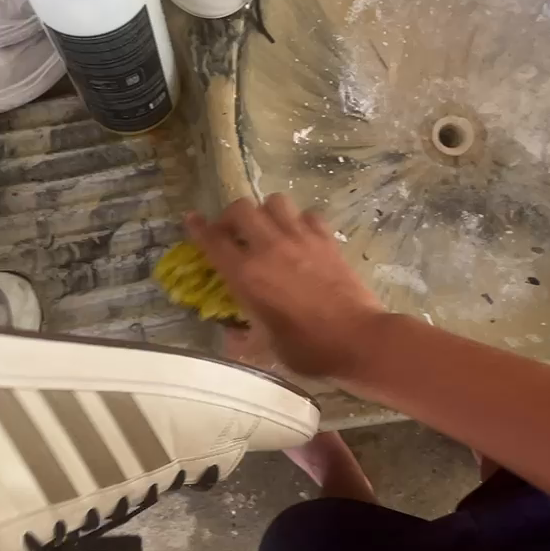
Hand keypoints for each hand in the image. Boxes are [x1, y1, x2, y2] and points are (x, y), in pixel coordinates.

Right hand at [185, 195, 393, 378]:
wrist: (358, 339)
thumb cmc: (308, 349)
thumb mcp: (266, 348)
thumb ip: (243, 338)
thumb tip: (231, 336)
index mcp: (247, 276)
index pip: (213, 241)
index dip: (198, 227)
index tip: (191, 219)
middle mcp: (269, 248)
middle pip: (240, 209)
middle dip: (230, 216)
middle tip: (233, 233)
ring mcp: (300, 238)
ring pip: (274, 202)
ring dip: (265, 212)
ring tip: (268, 229)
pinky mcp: (326, 239)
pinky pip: (307, 214)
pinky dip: (299, 221)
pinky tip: (300, 237)